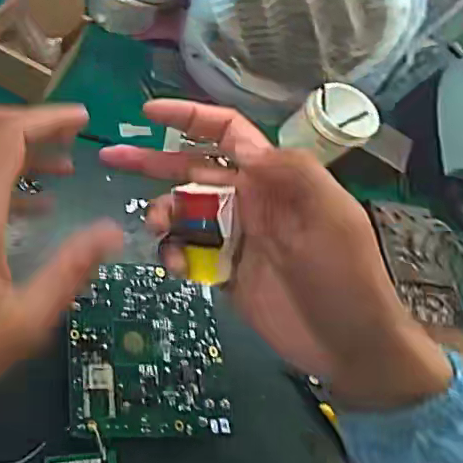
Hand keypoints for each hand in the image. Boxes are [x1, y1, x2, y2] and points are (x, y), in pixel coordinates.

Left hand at [0, 106, 123, 462]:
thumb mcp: (24, 321)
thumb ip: (69, 270)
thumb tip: (111, 231)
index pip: (8, 136)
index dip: (47, 119)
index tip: (84, 119)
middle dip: (33, 122)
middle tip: (75, 134)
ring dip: (20, 150)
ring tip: (67, 166)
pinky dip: (6, 179)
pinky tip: (39, 207)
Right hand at [101, 99, 451, 410]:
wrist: (352, 350)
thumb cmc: (347, 278)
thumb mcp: (332, 218)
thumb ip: (292, 173)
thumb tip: (245, 145)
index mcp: (272, 179)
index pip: (226, 133)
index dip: (189, 117)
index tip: (149, 112)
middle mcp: (246, 200)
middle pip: (189, 168)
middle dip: (150, 161)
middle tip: (110, 157)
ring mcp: (231, 235)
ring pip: (180, 211)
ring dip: (161, 212)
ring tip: (155, 226)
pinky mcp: (220, 269)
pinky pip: (183, 250)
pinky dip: (172, 253)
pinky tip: (175, 266)